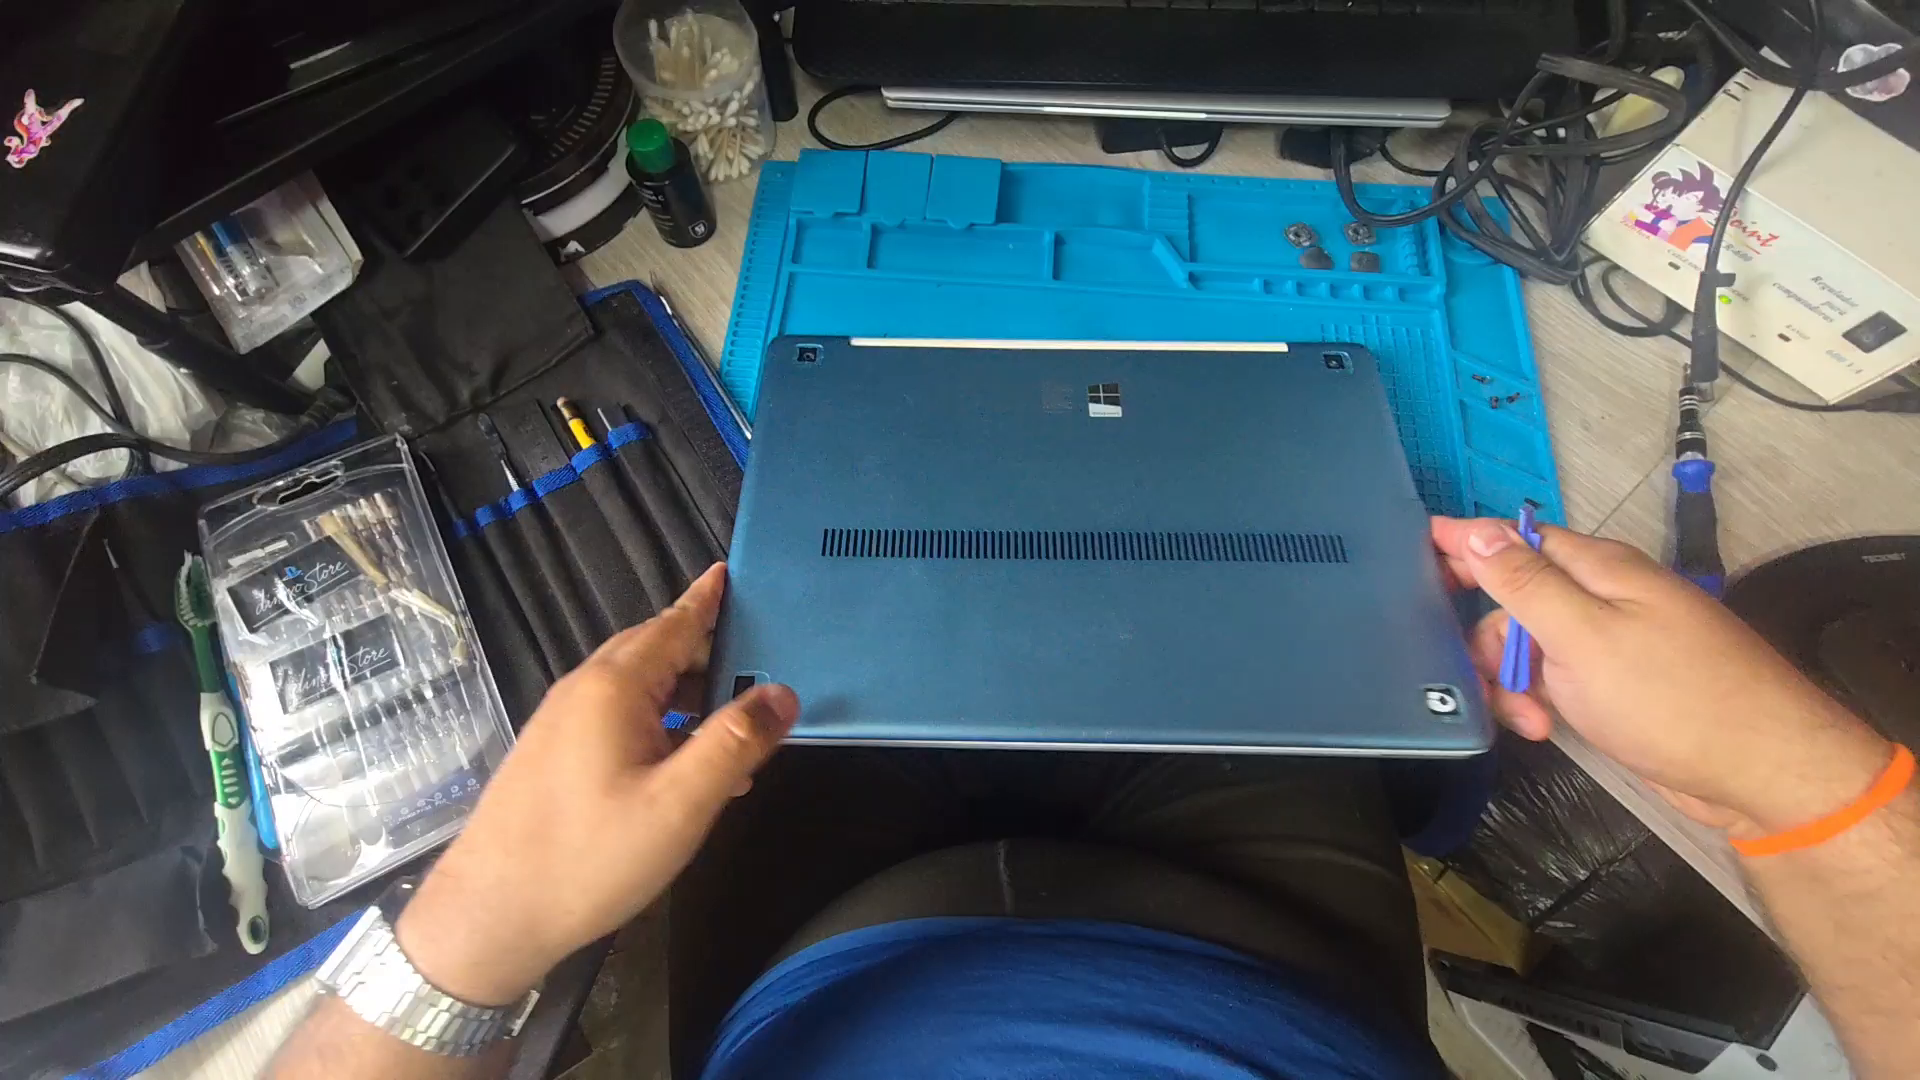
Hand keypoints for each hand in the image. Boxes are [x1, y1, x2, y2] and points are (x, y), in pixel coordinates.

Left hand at [394, 565, 799, 1004]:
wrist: (483, 924)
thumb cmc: (587, 858)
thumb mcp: (680, 804)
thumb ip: (736, 743)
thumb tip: (784, 693)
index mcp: (615, 687)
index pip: (674, 623)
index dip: (707, 598)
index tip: (731, 571)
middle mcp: (584, 690)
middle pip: (656, 647)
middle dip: (707, 647)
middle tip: (759, 658)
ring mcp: (563, 721)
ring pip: (639, 684)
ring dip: (688, 690)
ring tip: (733, 718)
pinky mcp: (555, 752)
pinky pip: (620, 714)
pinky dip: (662, 718)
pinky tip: (685, 760)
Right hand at [1430, 516, 1891, 839]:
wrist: (1766, 780)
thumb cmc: (1671, 699)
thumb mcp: (1582, 636)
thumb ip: (1523, 582)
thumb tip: (1474, 531)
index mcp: (1596, 569)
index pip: (1511, 537)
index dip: (1461, 542)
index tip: (1409, 551)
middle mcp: (1598, 596)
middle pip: (1509, 598)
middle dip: (1485, 637)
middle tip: (1474, 671)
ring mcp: (1604, 639)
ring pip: (1522, 643)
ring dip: (1508, 679)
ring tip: (1524, 717)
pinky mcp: (1608, 679)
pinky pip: (1546, 674)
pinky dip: (1534, 698)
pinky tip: (1541, 726)